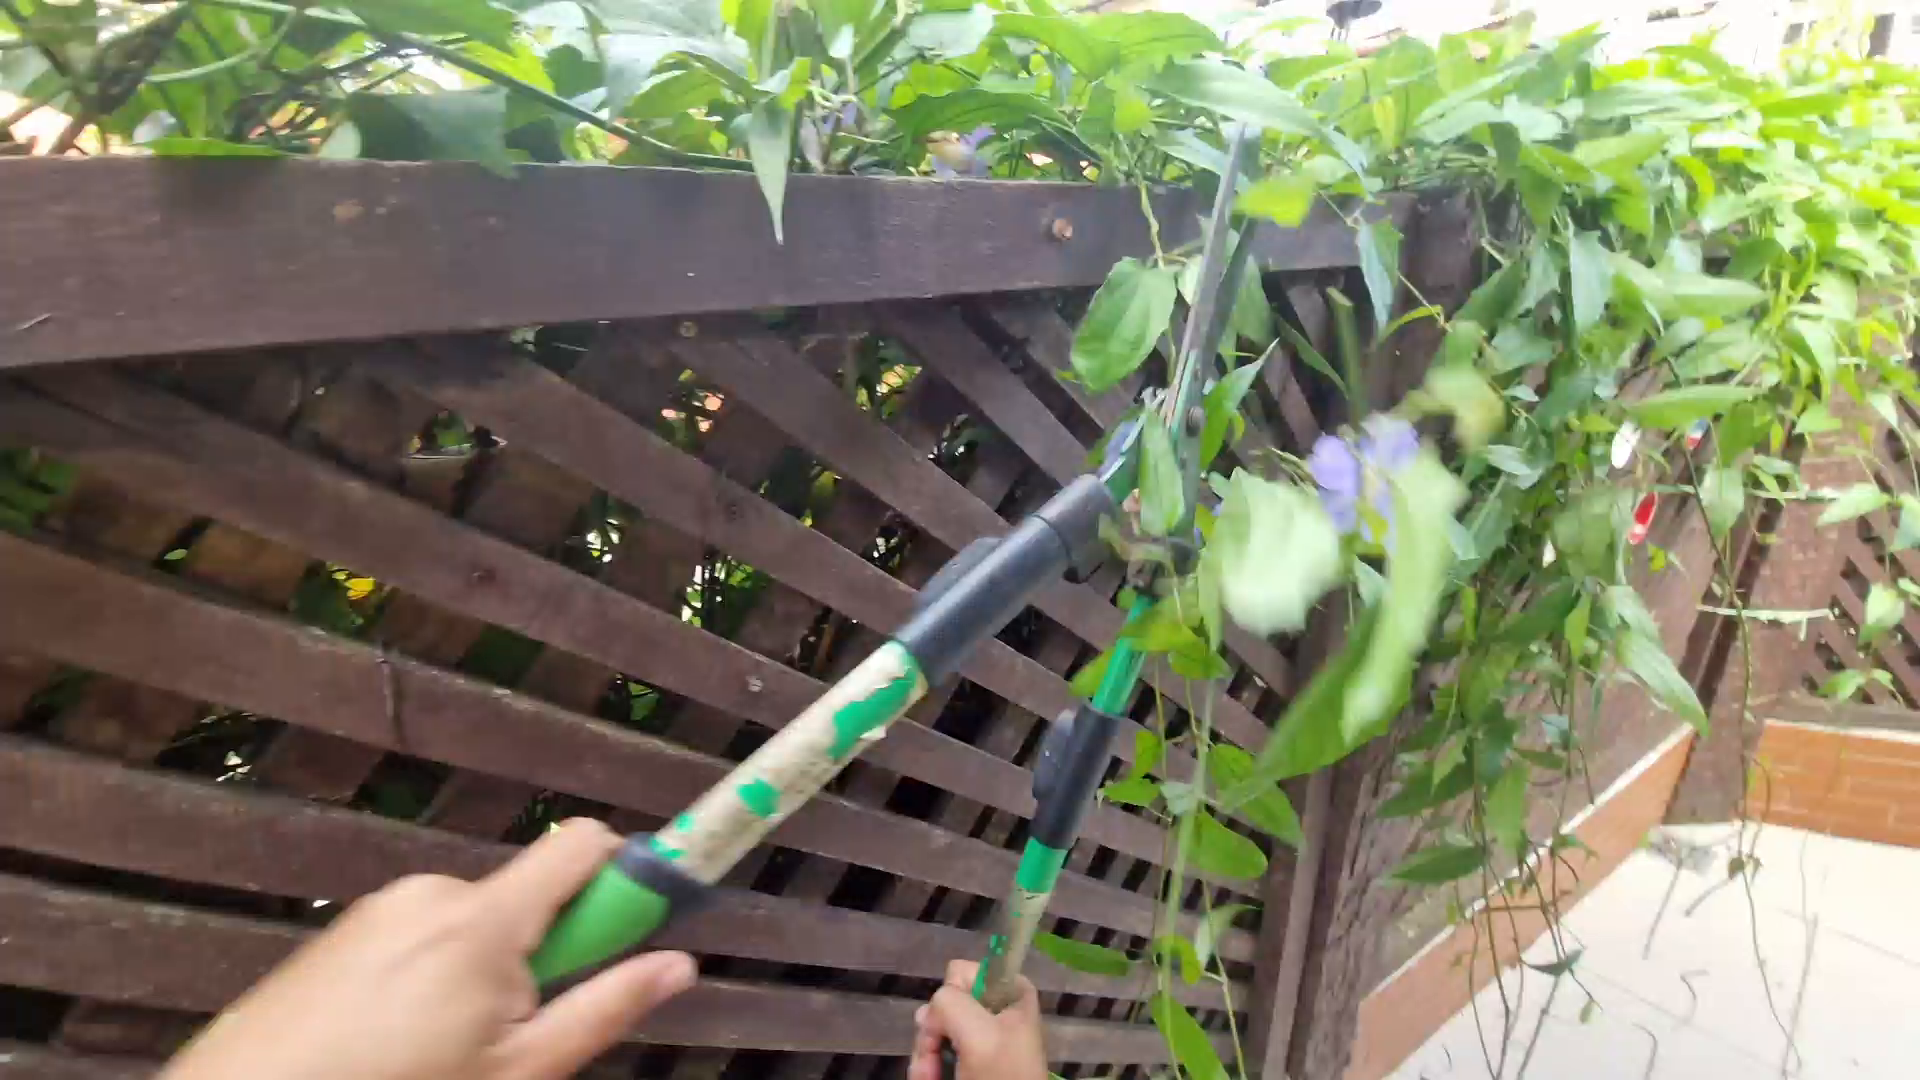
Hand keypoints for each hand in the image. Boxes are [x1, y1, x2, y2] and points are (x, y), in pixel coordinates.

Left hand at [160, 819, 695, 1079]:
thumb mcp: (514, 1077)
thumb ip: (604, 1009)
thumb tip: (683, 963)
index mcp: (484, 918)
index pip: (584, 843)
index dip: (621, 873)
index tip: (622, 930)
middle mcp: (435, 893)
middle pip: (529, 891)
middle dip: (542, 945)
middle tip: (509, 1030)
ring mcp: (376, 912)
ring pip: (473, 918)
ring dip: (485, 964)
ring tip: (435, 1050)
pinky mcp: (333, 938)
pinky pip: (419, 933)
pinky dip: (432, 972)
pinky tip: (385, 1045)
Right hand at [907, 961, 1046, 1079]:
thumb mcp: (979, 1034)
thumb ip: (950, 1003)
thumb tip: (930, 1014)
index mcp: (1009, 992)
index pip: (962, 972)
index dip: (950, 997)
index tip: (950, 1023)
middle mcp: (994, 1010)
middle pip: (944, 1004)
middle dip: (932, 1034)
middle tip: (931, 1061)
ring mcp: (980, 1040)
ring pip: (934, 1032)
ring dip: (924, 1056)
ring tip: (927, 1078)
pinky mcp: (968, 1066)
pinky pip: (935, 1056)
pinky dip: (926, 1070)